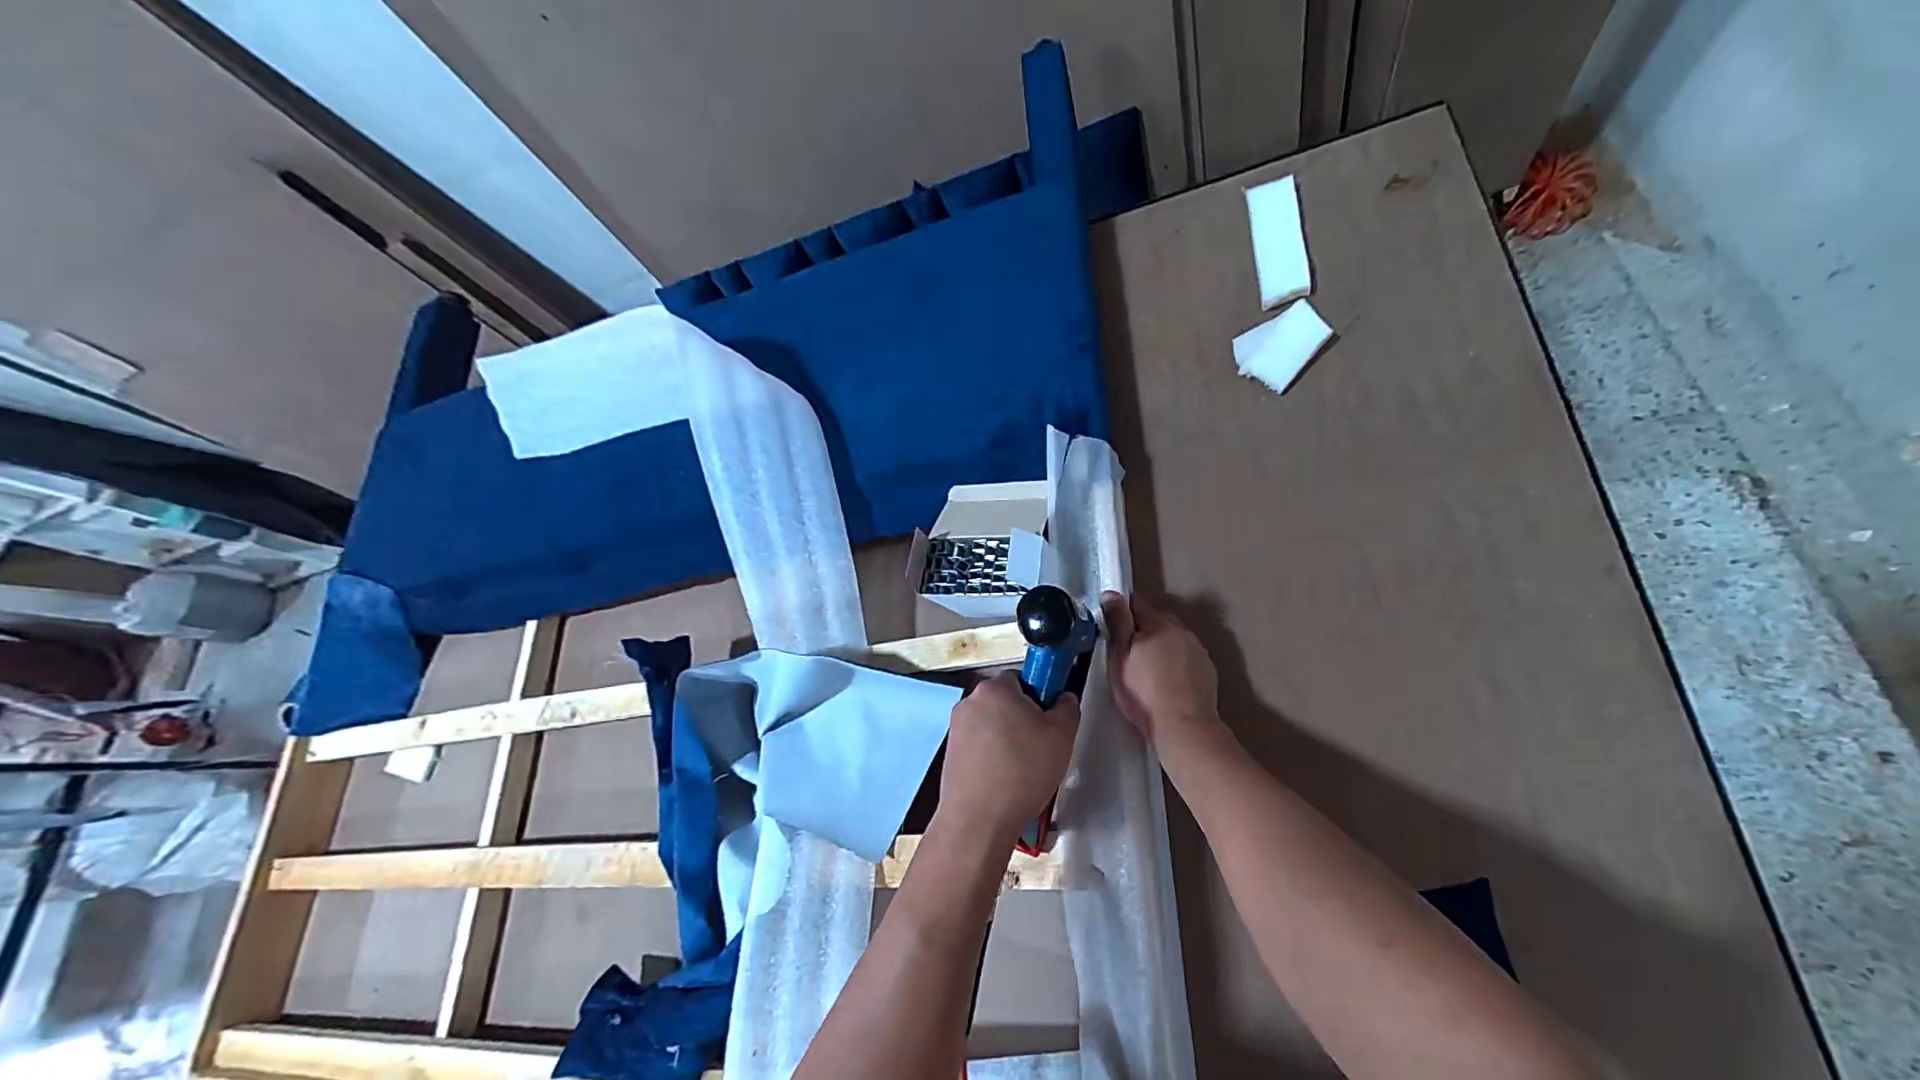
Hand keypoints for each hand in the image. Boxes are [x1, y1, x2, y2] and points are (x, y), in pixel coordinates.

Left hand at [935, 670, 1079, 845]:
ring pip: (993, 726)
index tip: (1050, 718)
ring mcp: (956, 729)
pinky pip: (980, 748)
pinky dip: (994, 758)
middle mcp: (969, 702)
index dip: (1040, 695)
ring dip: (1009, 740)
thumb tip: (1062, 698)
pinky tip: (1008, 781)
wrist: (980, 819)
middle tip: (1043, 745)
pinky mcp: (951, 755)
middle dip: (1024, 719)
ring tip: (1026, 769)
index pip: (1022, 677)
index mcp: (994, 688)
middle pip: (1005, 702)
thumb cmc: (1022, 770)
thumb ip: (1067, 707)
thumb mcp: (1062, 734)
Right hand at [1100, 591, 1224, 750]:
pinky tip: (1167, 680)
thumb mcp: (1119, 657)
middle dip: (1142, 628)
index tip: (1113, 627)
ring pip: (1173, 637)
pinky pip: (1186, 655)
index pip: (1137, 603)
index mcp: (1158, 623)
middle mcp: (1182, 630)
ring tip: (1148, 668)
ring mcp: (1198, 650)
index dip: (1122, 611)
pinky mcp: (1207, 669)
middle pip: (1157, 619)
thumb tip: (1112, 594)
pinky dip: (1175, 661)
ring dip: (1161, 644)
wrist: (1184, 726)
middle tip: (1127, 651)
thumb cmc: (1143, 692)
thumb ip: (1118, 623)